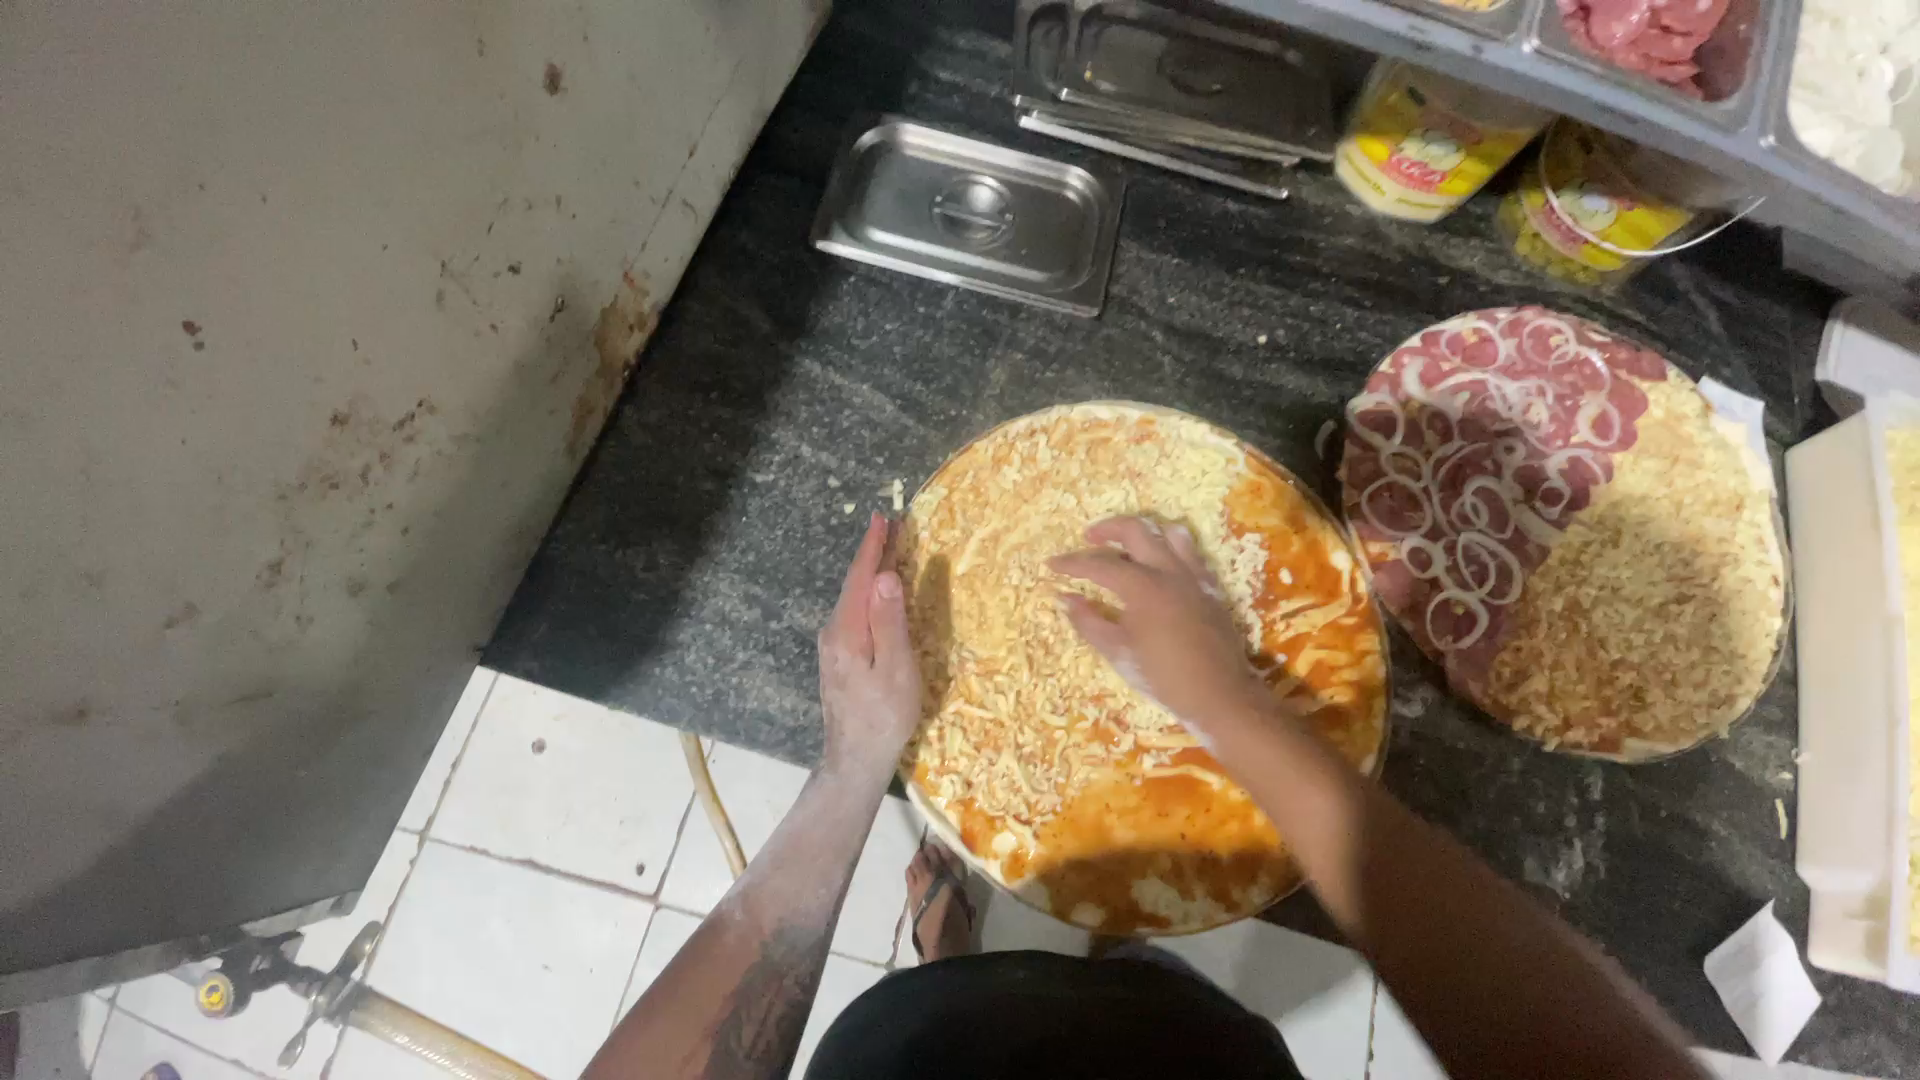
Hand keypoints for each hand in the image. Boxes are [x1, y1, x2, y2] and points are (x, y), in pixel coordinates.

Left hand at [818, 512, 922, 774]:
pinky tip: (880, 594)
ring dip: (871, 574)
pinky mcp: (838, 658)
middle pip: (854, 585)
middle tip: (892, 527)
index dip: (872, 547)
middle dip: (872, 555)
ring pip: (853, 599)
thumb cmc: (883, 716)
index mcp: (846, 630)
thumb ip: (889, 622)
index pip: (860, 578)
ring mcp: (832, 646)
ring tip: (890, 552)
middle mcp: (833, 631)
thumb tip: (885, 577)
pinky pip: (854, 614)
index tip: (882, 517)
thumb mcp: (895, 669)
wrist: (855, 760)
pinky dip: (868, 595)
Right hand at [1049, 516, 1270, 734]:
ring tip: (1128, 543)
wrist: (1218, 694)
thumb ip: (1088, 621)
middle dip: (1108, 529)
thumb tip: (1065, 598)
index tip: (1052, 564)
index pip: (1099, 564)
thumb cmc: (1162, 676)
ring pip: (1170, 533)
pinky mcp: (1211, 587)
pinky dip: (1170, 548)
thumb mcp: (1117, 652)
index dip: (1072, 563)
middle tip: (1089, 538)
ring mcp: (1194, 576)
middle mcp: (1169, 571)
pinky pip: (1191, 553)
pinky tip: (1160, 565)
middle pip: (1136, 530)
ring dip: (1144, 531)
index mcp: (1142, 586)